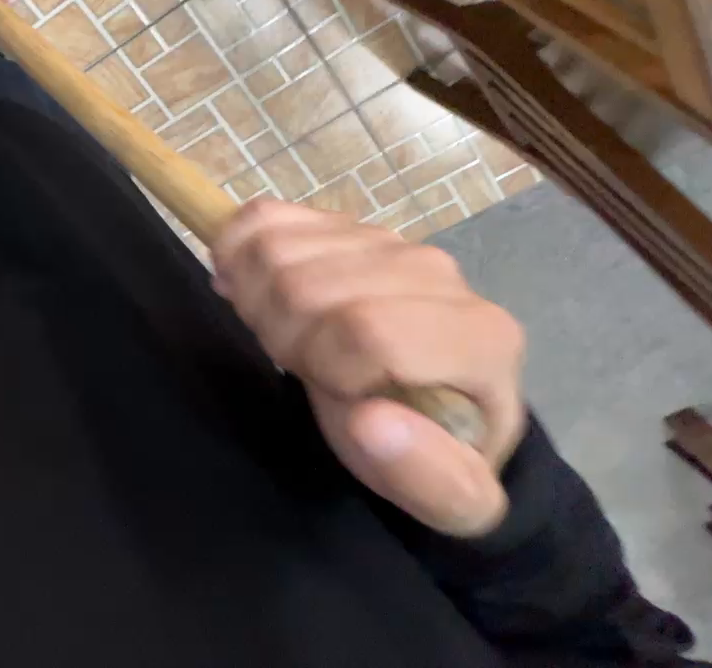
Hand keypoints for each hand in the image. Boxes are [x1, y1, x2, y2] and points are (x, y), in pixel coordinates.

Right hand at [211, 200, 527, 536]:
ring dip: (256, 298)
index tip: (334, 389)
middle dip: (282, 335)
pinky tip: (250, 283)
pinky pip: (262, 216)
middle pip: (305, 286)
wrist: (418, 389)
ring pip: (275, 250)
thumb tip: (372, 421)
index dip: (325, 362)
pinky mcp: (336, 221)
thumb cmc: (428, 441)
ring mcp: (381, 237)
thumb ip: (428, 476)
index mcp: (476, 336)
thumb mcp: (447, 495)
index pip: (365, 328)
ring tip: (284, 328)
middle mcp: (434, 271)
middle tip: (300, 362)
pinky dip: (235, 249)